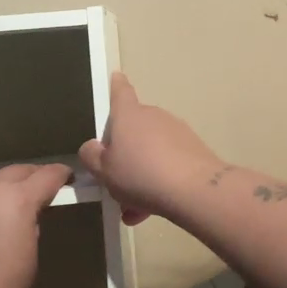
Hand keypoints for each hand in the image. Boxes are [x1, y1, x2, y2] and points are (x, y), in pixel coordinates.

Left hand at [0, 162, 71, 287]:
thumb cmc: (4, 281)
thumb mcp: (32, 248)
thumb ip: (34, 220)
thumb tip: (30, 208)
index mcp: (20, 199)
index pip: (47, 175)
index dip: (60, 174)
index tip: (65, 176)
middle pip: (18, 170)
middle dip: (31, 177)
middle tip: (37, 188)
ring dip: (0, 182)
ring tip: (1, 196)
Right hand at [79, 73, 225, 225]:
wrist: (193, 190)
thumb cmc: (139, 173)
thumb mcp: (104, 170)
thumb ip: (92, 157)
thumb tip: (92, 147)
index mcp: (128, 115)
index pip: (120, 92)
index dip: (116, 85)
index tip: (116, 76)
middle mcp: (153, 116)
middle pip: (134, 130)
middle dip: (125, 154)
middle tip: (116, 181)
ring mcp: (176, 132)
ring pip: (151, 152)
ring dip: (141, 175)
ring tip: (132, 208)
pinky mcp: (194, 150)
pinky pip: (167, 165)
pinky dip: (158, 183)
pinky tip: (150, 210)